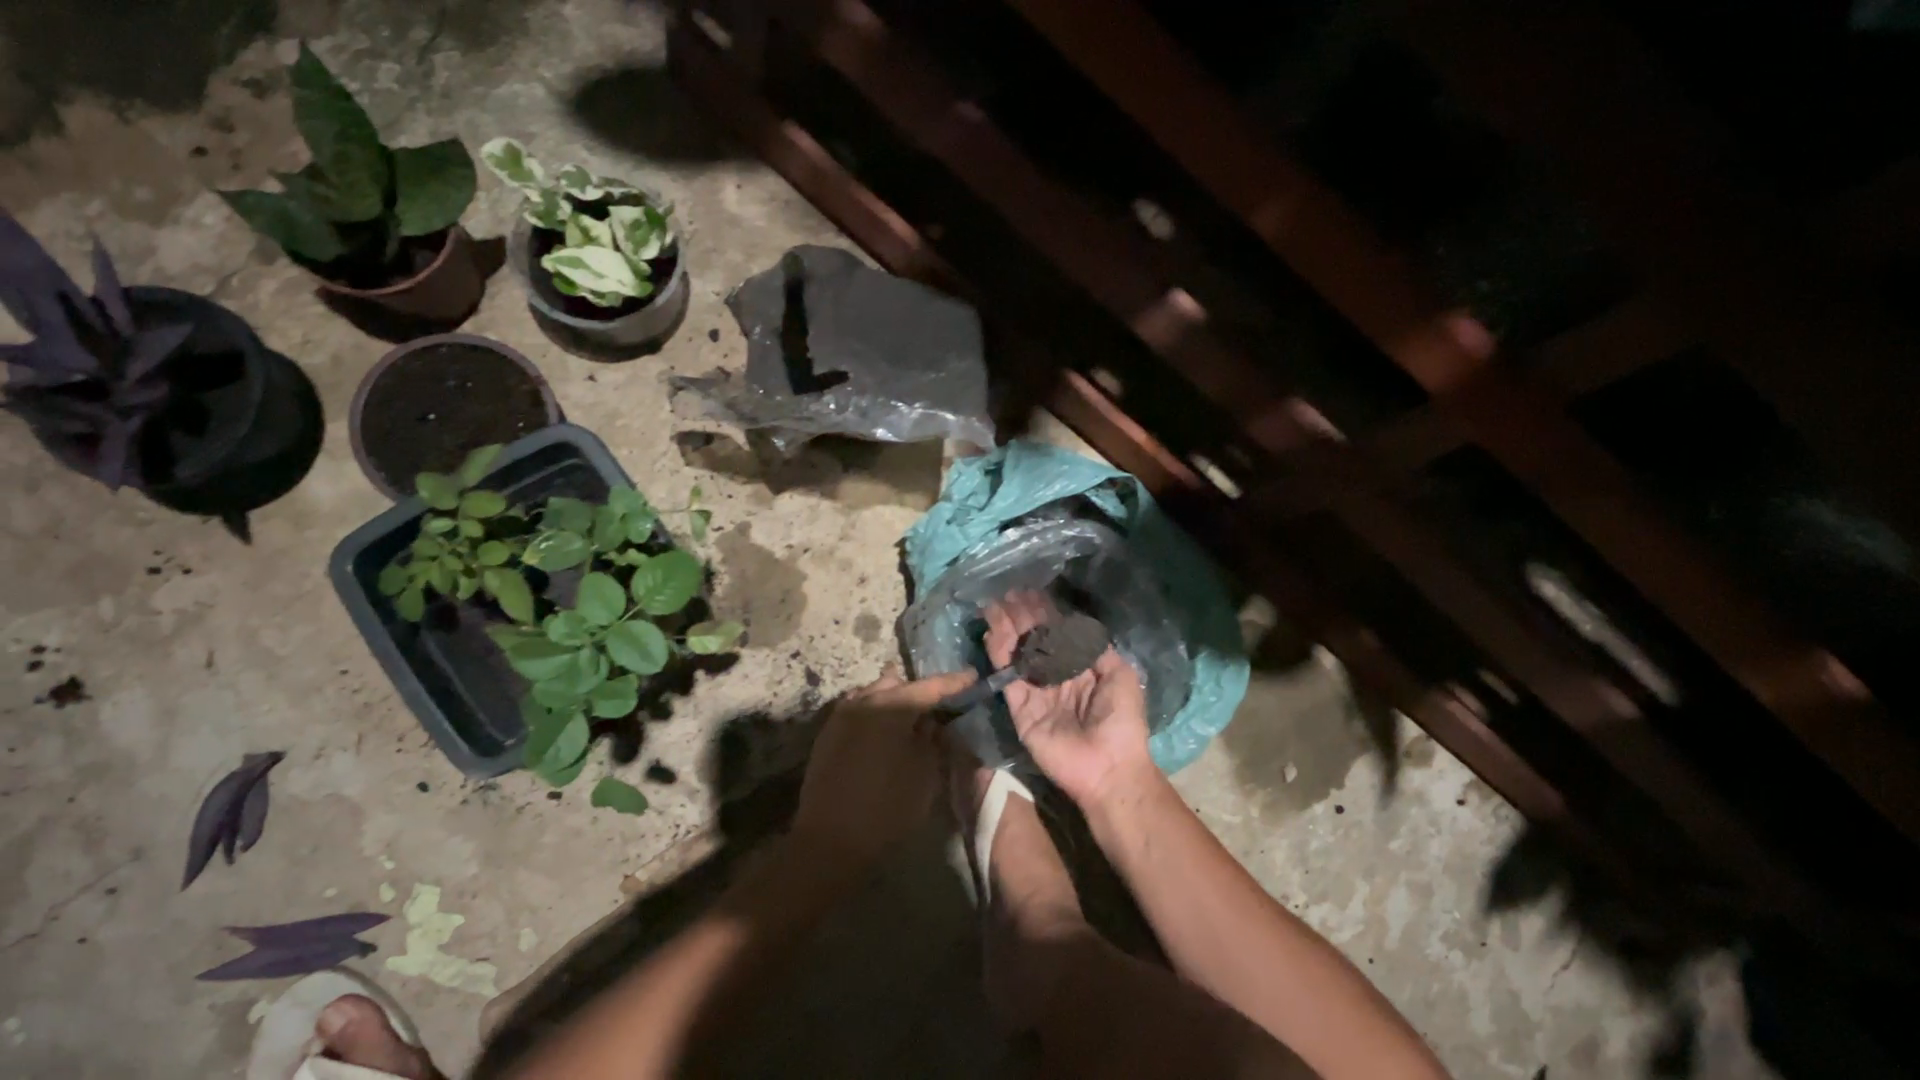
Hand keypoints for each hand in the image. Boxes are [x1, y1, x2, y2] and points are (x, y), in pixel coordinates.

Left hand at [791, 667, 976, 869]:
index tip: (973, 677)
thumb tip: (932, 724)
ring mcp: (840, 717)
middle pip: (898, 685)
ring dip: (895, 701)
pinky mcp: (827, 735)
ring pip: (873, 695)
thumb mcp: (926, 775)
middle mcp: (863, 702)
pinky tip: (885, 731)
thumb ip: (933, 741)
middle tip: (941, 706)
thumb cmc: (888, 809)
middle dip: (921, 692)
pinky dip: (875, 714)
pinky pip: (857, 711)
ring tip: (912, 718)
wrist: (830, 841)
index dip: (954, 683)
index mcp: (892, 708)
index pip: (929, 687)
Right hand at [985, 591, 1155, 806]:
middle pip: (1034, 642)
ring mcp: (1036, 693)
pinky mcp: (1020, 710)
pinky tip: (994, 634)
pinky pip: (1008, 679)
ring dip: (1006, 631)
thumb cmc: (1122, 721)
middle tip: (1006, 594)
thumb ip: (1097, 649)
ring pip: (1018, 656)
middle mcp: (1056, 678)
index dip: (1044, 614)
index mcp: (1081, 669)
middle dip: (1021, 618)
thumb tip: (1077, 625)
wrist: (1109, 767)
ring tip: (994, 607)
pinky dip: (1000, 657)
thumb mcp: (1121, 675)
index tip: (1030, 592)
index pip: (1058, 635)